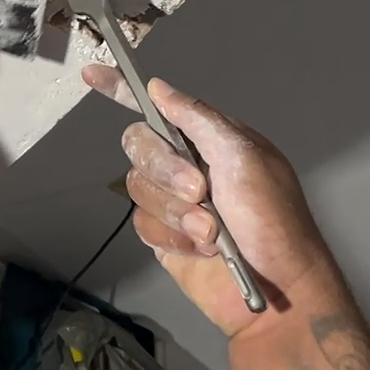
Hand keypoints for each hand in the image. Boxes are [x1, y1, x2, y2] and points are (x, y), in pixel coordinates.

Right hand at [82, 66, 340, 338]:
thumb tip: (158, 87)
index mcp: (205, 137)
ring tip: (211, 233)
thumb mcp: (243, 156)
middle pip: (138, 143)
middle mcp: (184, 162)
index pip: (155, 105)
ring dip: (175, 211)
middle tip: (200, 191)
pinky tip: (201, 249)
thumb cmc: (272, 218)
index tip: (91, 74)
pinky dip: (172, 237)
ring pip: (137, 186)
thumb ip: (197, 118)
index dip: (120, 88)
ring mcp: (172, 199)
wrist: (278, 295)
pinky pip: (142, 222)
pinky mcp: (163, 234)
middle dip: (165, 169)